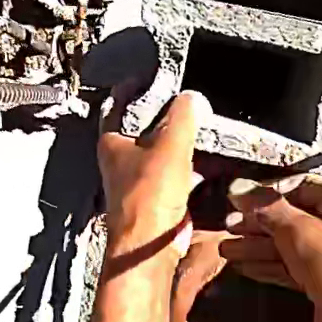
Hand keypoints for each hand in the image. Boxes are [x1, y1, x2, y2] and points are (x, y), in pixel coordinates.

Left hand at [98, 92, 205, 268]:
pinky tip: (209, 166)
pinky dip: (191, 171)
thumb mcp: (170, 145)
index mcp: (112, 145)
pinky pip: (176, 178)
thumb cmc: (148, 197)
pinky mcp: (157, 202)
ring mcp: (138, 184)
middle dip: (165, 121)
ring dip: (181, 147)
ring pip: (162, 156)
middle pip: (144, 132)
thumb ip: (183, 116)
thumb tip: (192, 99)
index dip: (130, 90)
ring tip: (203, 133)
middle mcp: (121, 164)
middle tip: (185, 107)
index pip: (115, 107)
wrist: (151, 243)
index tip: (145, 78)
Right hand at [219, 175, 321, 321]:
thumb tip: (237, 186)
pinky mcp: (320, 285)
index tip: (236, 200)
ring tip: (225, 249)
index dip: (267, 191)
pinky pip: (288, 269)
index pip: (300, 186)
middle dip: (257, 222)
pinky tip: (242, 267)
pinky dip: (266, 267)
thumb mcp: (302, 232)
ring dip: (256, 246)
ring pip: (286, 246)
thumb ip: (267, 209)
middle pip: (290, 217)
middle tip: (226, 227)